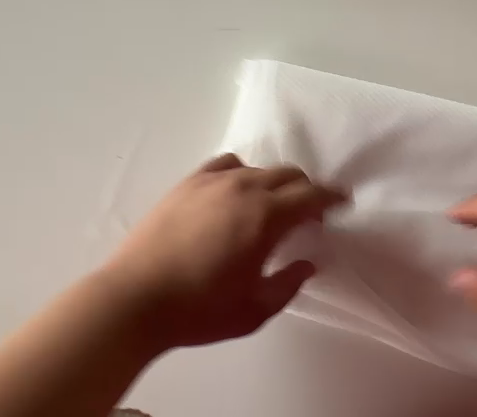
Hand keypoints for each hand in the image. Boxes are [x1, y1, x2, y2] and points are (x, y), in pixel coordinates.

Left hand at [101, 153, 344, 351]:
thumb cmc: (198, 310)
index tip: (343, 201)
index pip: (312, 195)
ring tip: (271, 205)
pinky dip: (242, 173)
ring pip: (260, 169)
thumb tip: (308, 263)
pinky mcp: (189, 182)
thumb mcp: (253, 311)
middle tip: (309, 213)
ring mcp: (215, 181)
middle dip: (306, 191)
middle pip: (290, 175)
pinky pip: (227, 165)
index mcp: (267, 217)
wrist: (134, 300)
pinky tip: (236, 191)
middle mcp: (246, 188)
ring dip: (276, 184)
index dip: (332, 197)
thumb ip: (288, 284)